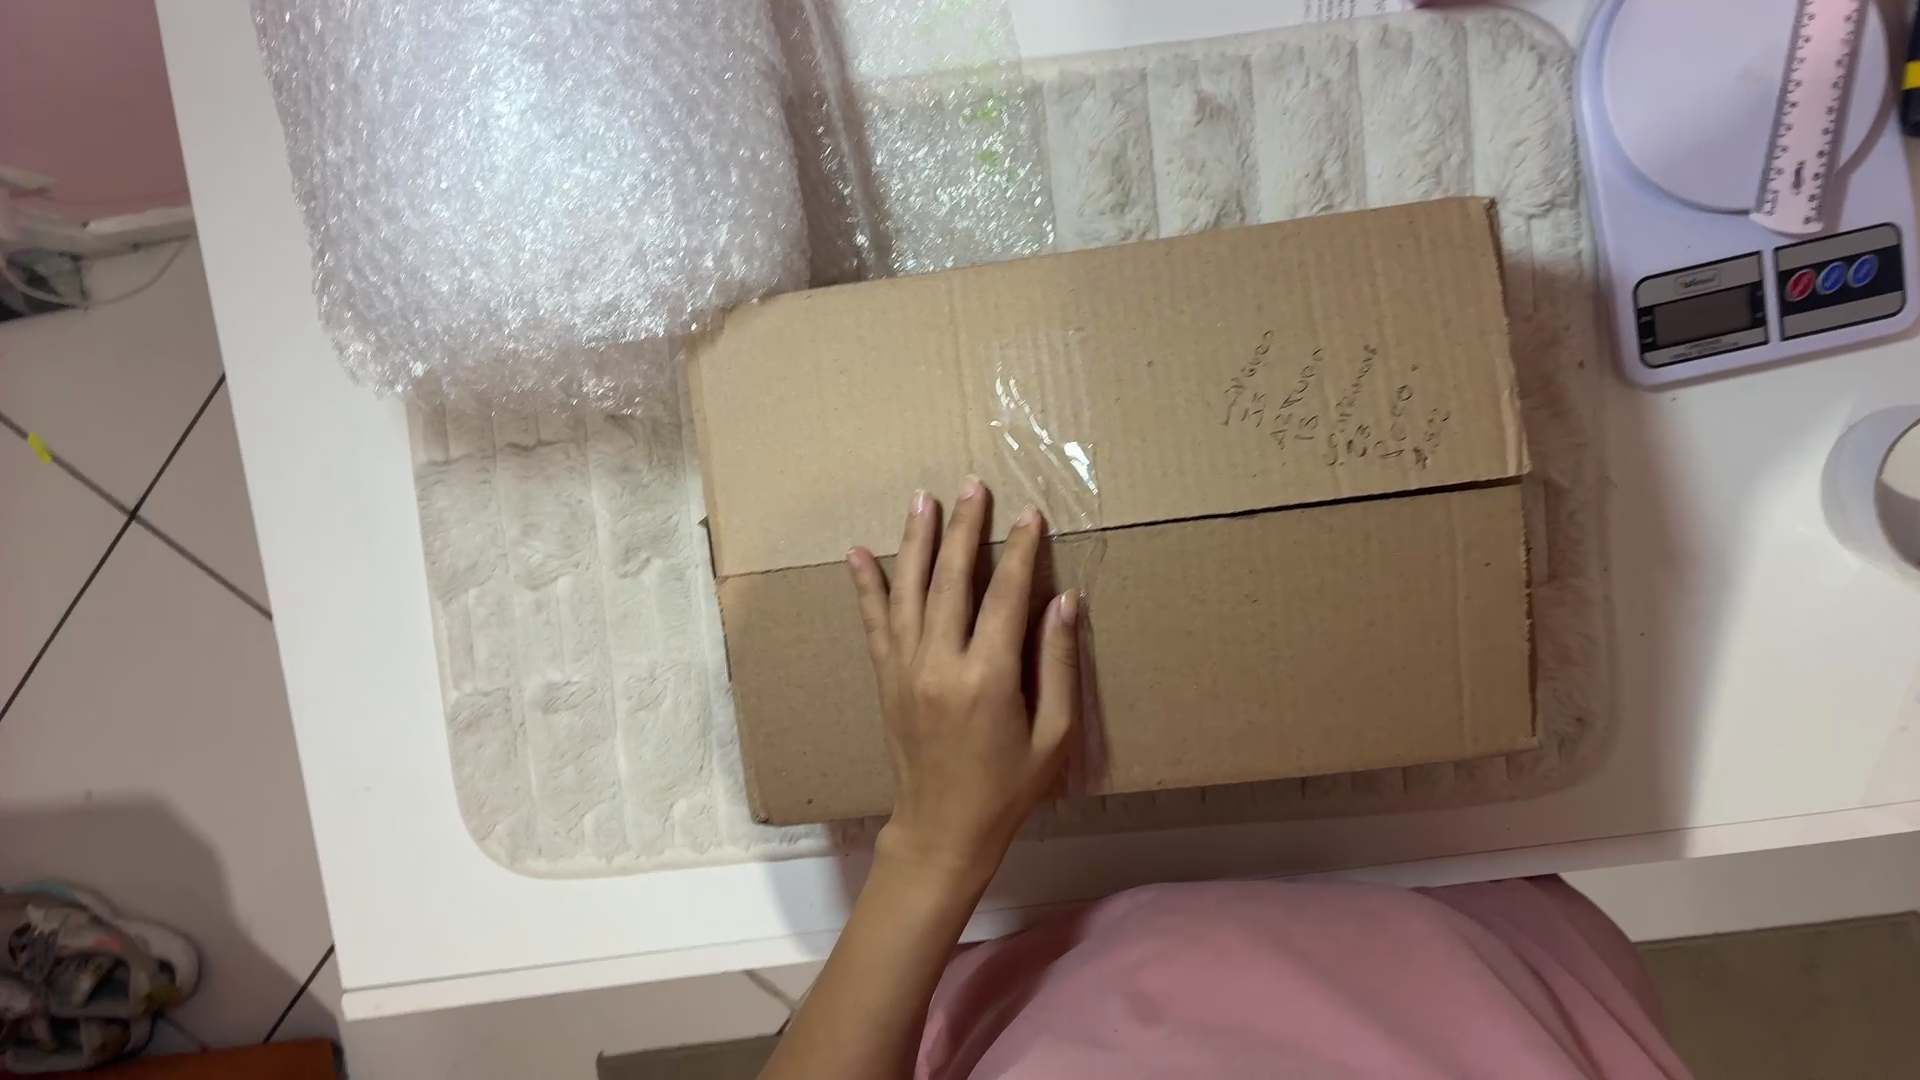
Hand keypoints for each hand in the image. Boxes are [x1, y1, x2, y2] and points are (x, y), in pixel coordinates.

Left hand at [845, 478, 1080, 891]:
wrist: (942, 829)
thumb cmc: (1008, 788)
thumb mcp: (1055, 735)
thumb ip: (1060, 664)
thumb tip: (1065, 601)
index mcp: (988, 678)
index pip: (1006, 594)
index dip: (1020, 550)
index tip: (1030, 515)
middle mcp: (940, 663)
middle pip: (951, 578)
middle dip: (964, 528)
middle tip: (973, 486)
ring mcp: (905, 668)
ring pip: (907, 589)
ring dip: (916, 540)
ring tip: (923, 498)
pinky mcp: (886, 678)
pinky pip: (874, 622)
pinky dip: (865, 585)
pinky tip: (857, 553)